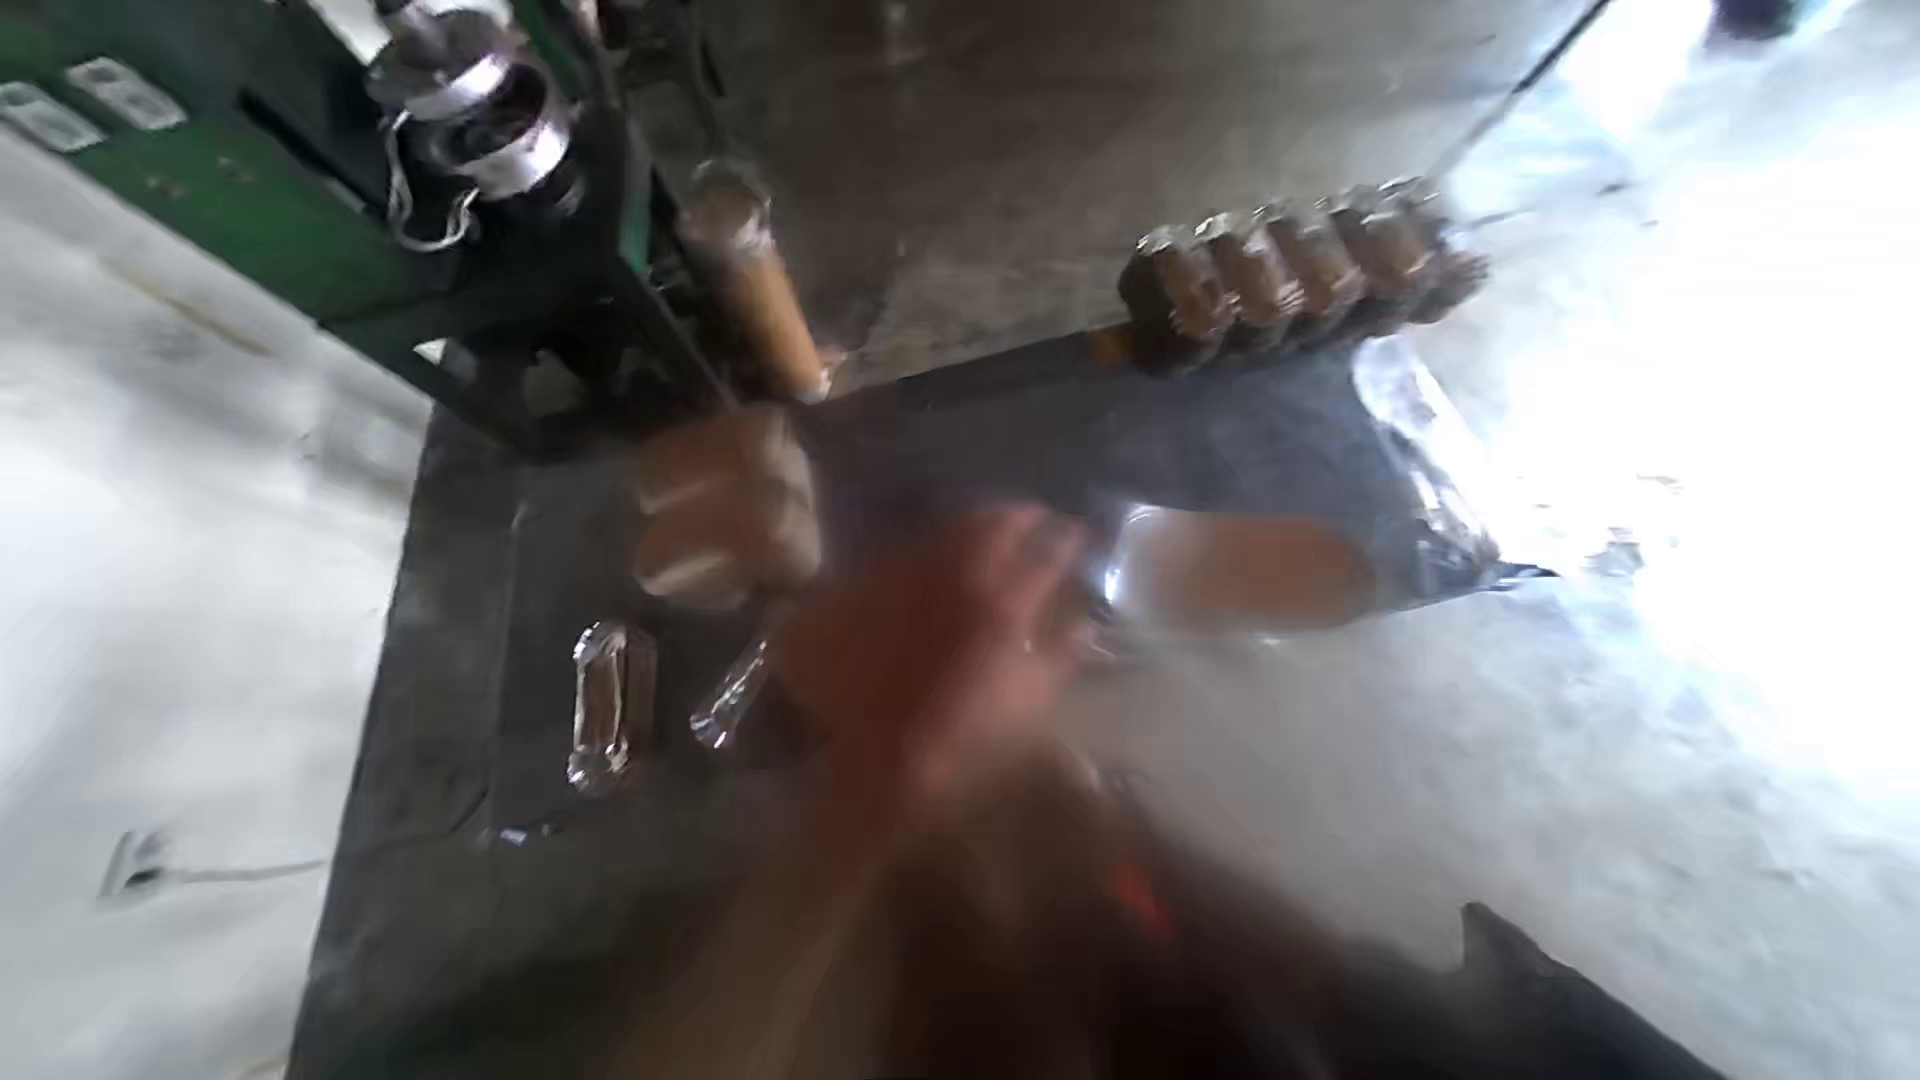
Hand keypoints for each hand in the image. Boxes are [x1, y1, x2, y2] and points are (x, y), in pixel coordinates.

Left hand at [772, 503, 1091, 814]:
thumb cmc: (962, 732)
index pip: (1046, 556)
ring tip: (995, 519)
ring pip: (954, 528)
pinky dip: (939, 542)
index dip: (1067, 538)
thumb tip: (1087, 625)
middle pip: (997, 526)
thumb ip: (1062, 657)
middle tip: (1037, 513)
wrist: (879, 748)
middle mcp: (959, 578)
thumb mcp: (1028, 700)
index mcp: (1003, 607)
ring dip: (981, 519)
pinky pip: (916, 547)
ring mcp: (915, 576)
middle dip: (1022, 514)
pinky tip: (944, 550)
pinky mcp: (880, 582)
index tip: (1078, 530)